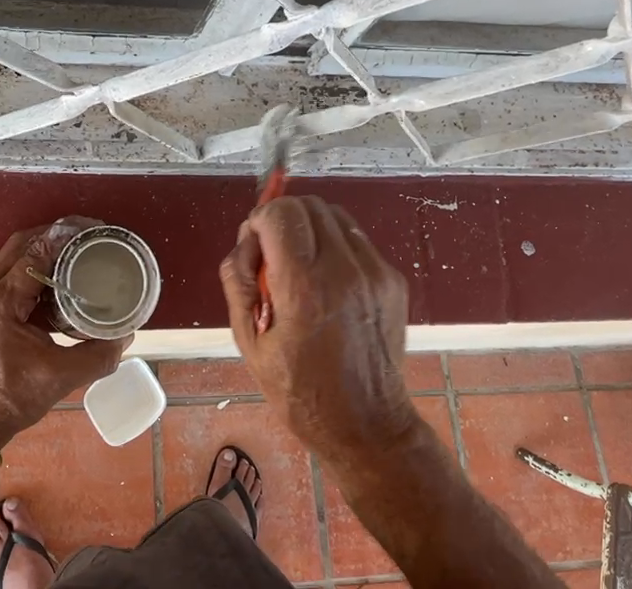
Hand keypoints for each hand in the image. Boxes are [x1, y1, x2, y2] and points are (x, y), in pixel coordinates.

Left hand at [0, 221, 128, 454]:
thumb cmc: (9, 401)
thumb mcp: (60, 377)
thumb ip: (98, 354)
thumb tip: (126, 334)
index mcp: (0, 300)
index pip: (36, 251)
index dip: (67, 235)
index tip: (95, 230)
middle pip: (23, 244)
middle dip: (57, 234)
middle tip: (90, 235)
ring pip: (16, 256)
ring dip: (47, 250)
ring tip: (81, 252)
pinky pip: (13, 274)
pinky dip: (38, 269)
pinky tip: (63, 279)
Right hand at [219, 197, 418, 461]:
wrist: (367, 426)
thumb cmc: (299, 391)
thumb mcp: (249, 343)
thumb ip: (239, 282)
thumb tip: (246, 244)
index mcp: (304, 288)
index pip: (281, 213)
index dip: (259, 221)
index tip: (254, 247)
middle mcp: (344, 270)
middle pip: (307, 205)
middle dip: (282, 220)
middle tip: (273, 257)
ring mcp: (374, 273)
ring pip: (334, 215)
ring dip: (309, 229)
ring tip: (301, 269)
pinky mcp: (392, 280)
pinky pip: (356, 240)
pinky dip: (334, 247)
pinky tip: (328, 284)